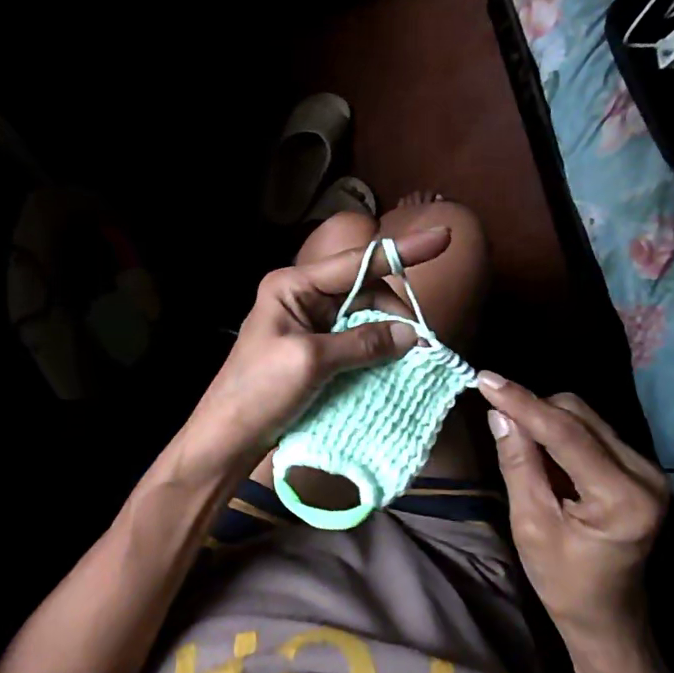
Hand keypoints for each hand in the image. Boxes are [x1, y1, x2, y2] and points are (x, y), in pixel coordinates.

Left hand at [168, 226, 453, 480]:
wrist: (229, 435)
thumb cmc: (258, 391)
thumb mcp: (311, 362)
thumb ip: (362, 343)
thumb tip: (412, 335)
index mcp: (293, 286)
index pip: (356, 262)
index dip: (401, 251)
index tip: (445, 236)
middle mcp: (302, 296)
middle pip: (365, 289)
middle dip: (396, 310)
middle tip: (423, 343)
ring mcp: (309, 323)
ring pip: (364, 316)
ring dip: (390, 333)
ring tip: (413, 357)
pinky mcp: (316, 349)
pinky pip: (356, 340)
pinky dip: (377, 349)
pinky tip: (395, 363)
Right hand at [479, 377, 669, 653]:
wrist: (606, 615)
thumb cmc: (563, 580)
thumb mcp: (530, 524)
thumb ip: (518, 464)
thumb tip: (498, 414)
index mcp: (622, 497)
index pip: (566, 433)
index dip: (522, 402)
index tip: (484, 379)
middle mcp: (644, 474)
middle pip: (578, 414)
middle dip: (532, 409)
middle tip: (494, 416)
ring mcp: (646, 469)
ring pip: (584, 417)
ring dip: (544, 419)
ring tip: (517, 441)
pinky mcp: (638, 469)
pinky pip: (590, 431)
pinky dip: (558, 432)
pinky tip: (539, 451)